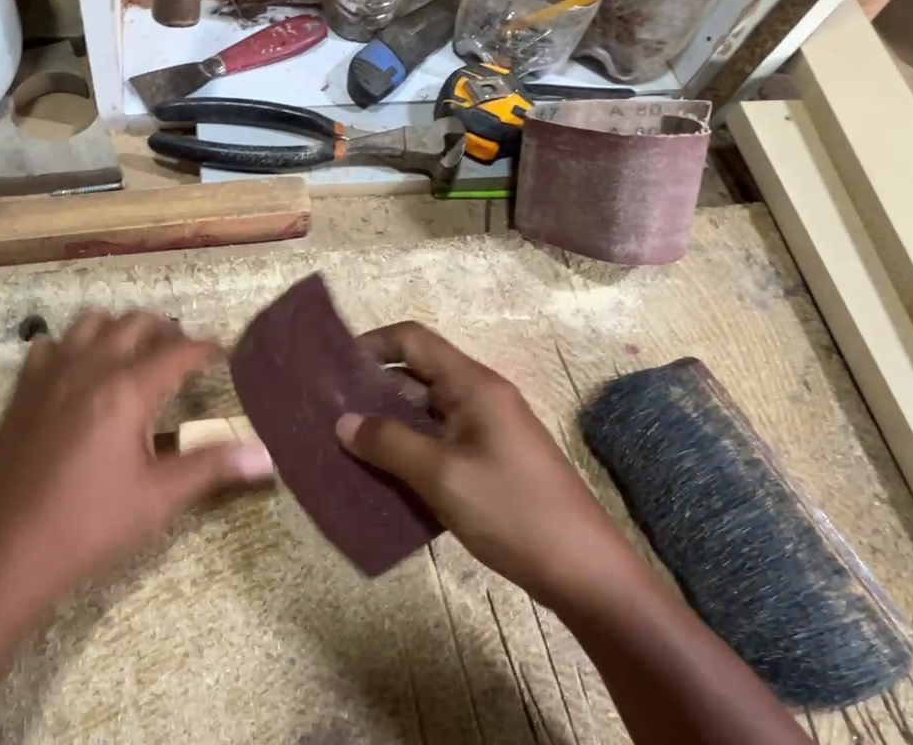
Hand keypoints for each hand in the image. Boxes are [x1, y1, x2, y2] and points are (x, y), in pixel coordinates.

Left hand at [0, 310, 274, 611]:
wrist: (3, 550)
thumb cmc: (87, 526)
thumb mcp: (157, 499)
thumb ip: (212, 467)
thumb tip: (266, 455)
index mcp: (126, 390)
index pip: (178, 352)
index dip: (206, 348)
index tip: (223, 353)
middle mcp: (88, 367)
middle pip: (135, 323)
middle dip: (165, 331)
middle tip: (182, 355)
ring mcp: (50, 374)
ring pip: (91, 323)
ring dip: (119, 329)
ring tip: (135, 355)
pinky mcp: (22, 390)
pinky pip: (51, 345)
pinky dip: (73, 346)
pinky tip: (79, 374)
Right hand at [335, 322, 638, 609]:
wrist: (585, 571)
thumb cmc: (512, 510)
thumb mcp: (442, 476)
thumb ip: (389, 443)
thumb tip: (343, 422)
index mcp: (473, 385)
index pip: (414, 340)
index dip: (371, 344)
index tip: (332, 367)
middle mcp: (479, 398)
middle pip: (416, 375)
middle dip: (372, 390)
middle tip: (328, 412)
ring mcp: (486, 432)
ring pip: (425, 414)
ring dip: (387, 425)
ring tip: (344, 445)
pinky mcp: (489, 463)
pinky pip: (438, 443)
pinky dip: (408, 452)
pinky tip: (381, 477)